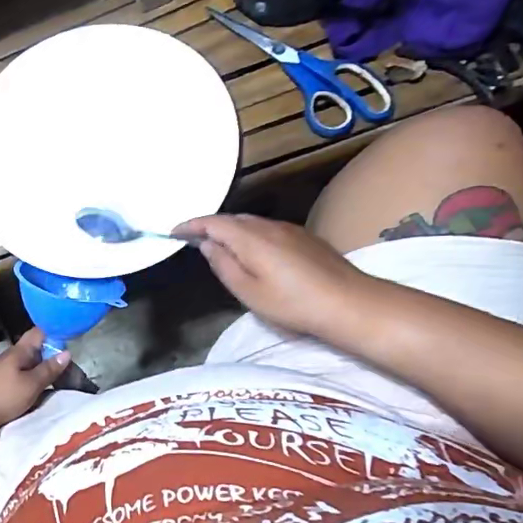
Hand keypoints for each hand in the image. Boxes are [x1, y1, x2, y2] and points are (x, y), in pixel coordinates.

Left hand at [0, 327, 69, 433]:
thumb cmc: (4, 397)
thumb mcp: (32, 385)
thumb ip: (49, 369)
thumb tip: (66, 353)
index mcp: (19, 351)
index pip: (38, 332)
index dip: (54, 333)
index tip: (69, 340)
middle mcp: (10, 355)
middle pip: (33, 347)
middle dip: (49, 352)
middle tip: (67, 363)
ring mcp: (1, 368)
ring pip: (25, 361)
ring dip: (39, 366)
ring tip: (55, 376)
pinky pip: (18, 372)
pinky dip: (30, 376)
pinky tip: (35, 386)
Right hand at [174, 213, 375, 337]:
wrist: (348, 303)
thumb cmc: (293, 303)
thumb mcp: (248, 292)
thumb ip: (224, 265)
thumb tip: (208, 245)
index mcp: (251, 237)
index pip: (214, 222)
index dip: (192, 225)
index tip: (174, 232)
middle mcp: (269, 226)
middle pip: (233, 219)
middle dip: (210, 226)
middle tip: (193, 239)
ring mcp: (290, 229)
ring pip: (252, 222)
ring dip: (231, 229)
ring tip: (219, 245)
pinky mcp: (304, 237)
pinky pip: (268, 228)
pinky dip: (250, 234)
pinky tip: (252, 251)